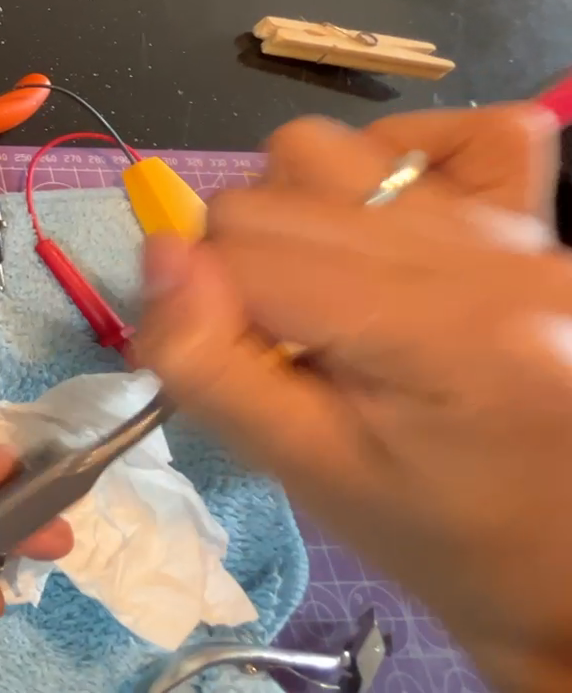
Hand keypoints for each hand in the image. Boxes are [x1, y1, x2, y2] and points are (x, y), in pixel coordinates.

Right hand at [134, 110, 571, 691]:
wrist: (564, 559)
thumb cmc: (425, 527)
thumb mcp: (289, 463)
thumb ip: (203, 359)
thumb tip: (162, 252)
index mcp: (443, 333)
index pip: (237, 260)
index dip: (203, 310)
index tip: (238, 364)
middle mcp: (494, 261)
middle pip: (264, 200)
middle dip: (234, 265)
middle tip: (274, 337)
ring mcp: (529, 234)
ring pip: (320, 151)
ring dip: (284, 208)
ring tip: (314, 280)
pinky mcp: (545, 221)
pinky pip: (472, 133)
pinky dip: (395, 159)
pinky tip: (379, 223)